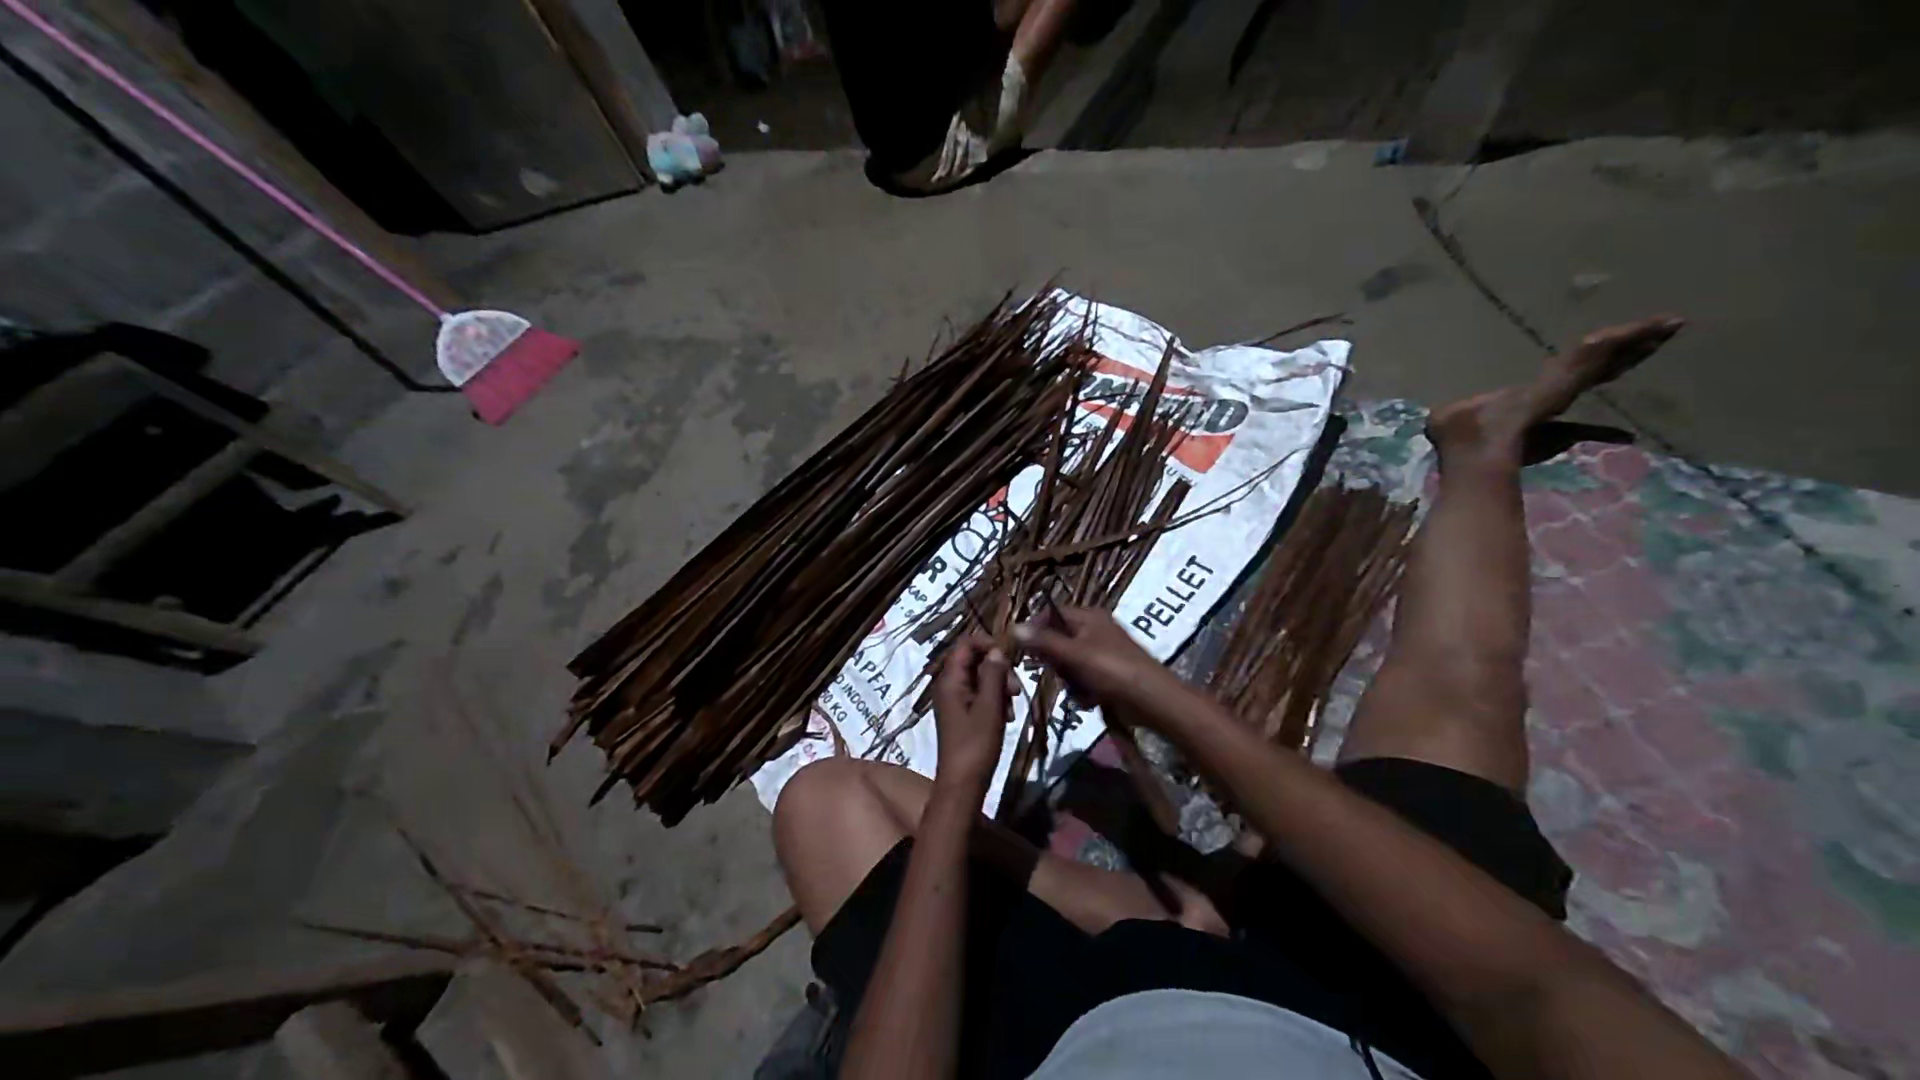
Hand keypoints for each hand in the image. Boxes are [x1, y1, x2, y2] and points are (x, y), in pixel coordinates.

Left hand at [932, 636, 1013, 793]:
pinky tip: (1007, 716)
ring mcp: (955, 700)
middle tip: (1015, 689)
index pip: (965, 645)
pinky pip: (980, 695)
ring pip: (980, 678)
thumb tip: (997, 650)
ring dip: (999, 686)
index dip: (988, 644)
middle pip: (974, 660)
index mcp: (949, 680)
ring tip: (1012, 706)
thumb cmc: (976, 744)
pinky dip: (995, 700)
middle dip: (998, 668)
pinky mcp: (962, 713)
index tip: (1010, 657)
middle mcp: (948, 686)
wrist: (963, 783)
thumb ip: (993, 675)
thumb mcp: (989, 707)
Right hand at [1012, 606, 1189, 726]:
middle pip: (1058, 641)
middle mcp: (1094, 629)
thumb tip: (1013, 627)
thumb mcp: (1073, 654)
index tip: (1024, 650)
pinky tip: (1091, 700)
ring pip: (1069, 664)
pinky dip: (1083, 690)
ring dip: (1070, 681)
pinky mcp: (1108, 674)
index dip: (1036, 630)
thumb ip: (1043, 642)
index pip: (1051, 614)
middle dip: (1056, 663)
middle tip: (1061, 674)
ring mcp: (1102, 653)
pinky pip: (1083, 679)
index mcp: (1088, 616)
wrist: (1152, 700)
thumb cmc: (1112, 670)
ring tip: (1081, 690)